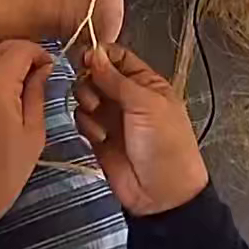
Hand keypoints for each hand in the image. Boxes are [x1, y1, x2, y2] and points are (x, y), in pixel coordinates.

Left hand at [0, 39, 51, 232]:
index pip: (19, 49)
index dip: (39, 52)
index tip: (50, 67)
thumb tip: (42, 68)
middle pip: (1, 49)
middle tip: (40, 75)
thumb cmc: (2, 174)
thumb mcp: (32, 134)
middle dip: (23, 56)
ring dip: (6, 66)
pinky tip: (0, 99)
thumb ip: (37, 93)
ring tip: (21, 89)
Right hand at [75, 44, 208, 216]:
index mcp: (146, 83)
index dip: (100, 55)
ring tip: (96, 114)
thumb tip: (94, 52)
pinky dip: (85, 124)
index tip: (85, 58)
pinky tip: (99, 136)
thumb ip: (116, 79)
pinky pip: (82, 119)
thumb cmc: (165, 145)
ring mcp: (112, 116)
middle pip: (96, 74)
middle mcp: (127, 96)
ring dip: (87, 101)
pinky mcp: (98, 136)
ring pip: (86, 95)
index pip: (118, 57)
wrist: (161, 195)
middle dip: (90, 80)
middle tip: (94, 93)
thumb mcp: (146, 104)